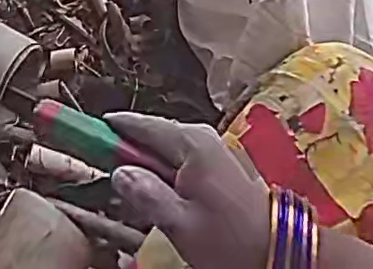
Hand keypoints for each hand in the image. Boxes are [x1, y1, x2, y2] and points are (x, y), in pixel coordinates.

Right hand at [106, 112, 270, 268]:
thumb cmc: (228, 239)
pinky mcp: (217, 160)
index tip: (95, 125)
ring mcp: (211, 145)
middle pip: (155, 134)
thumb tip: (119, 172)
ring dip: (149, 160)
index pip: (145, 126)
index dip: (118, 125)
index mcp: (190, 142)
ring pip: (168, 147)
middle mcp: (200, 134)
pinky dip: (165, 167)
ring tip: (134, 183)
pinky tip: (161, 189)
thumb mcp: (181, 224)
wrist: (278, 247)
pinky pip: (181, 156)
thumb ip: (147, 195)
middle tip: (109, 164)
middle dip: (133, 147)